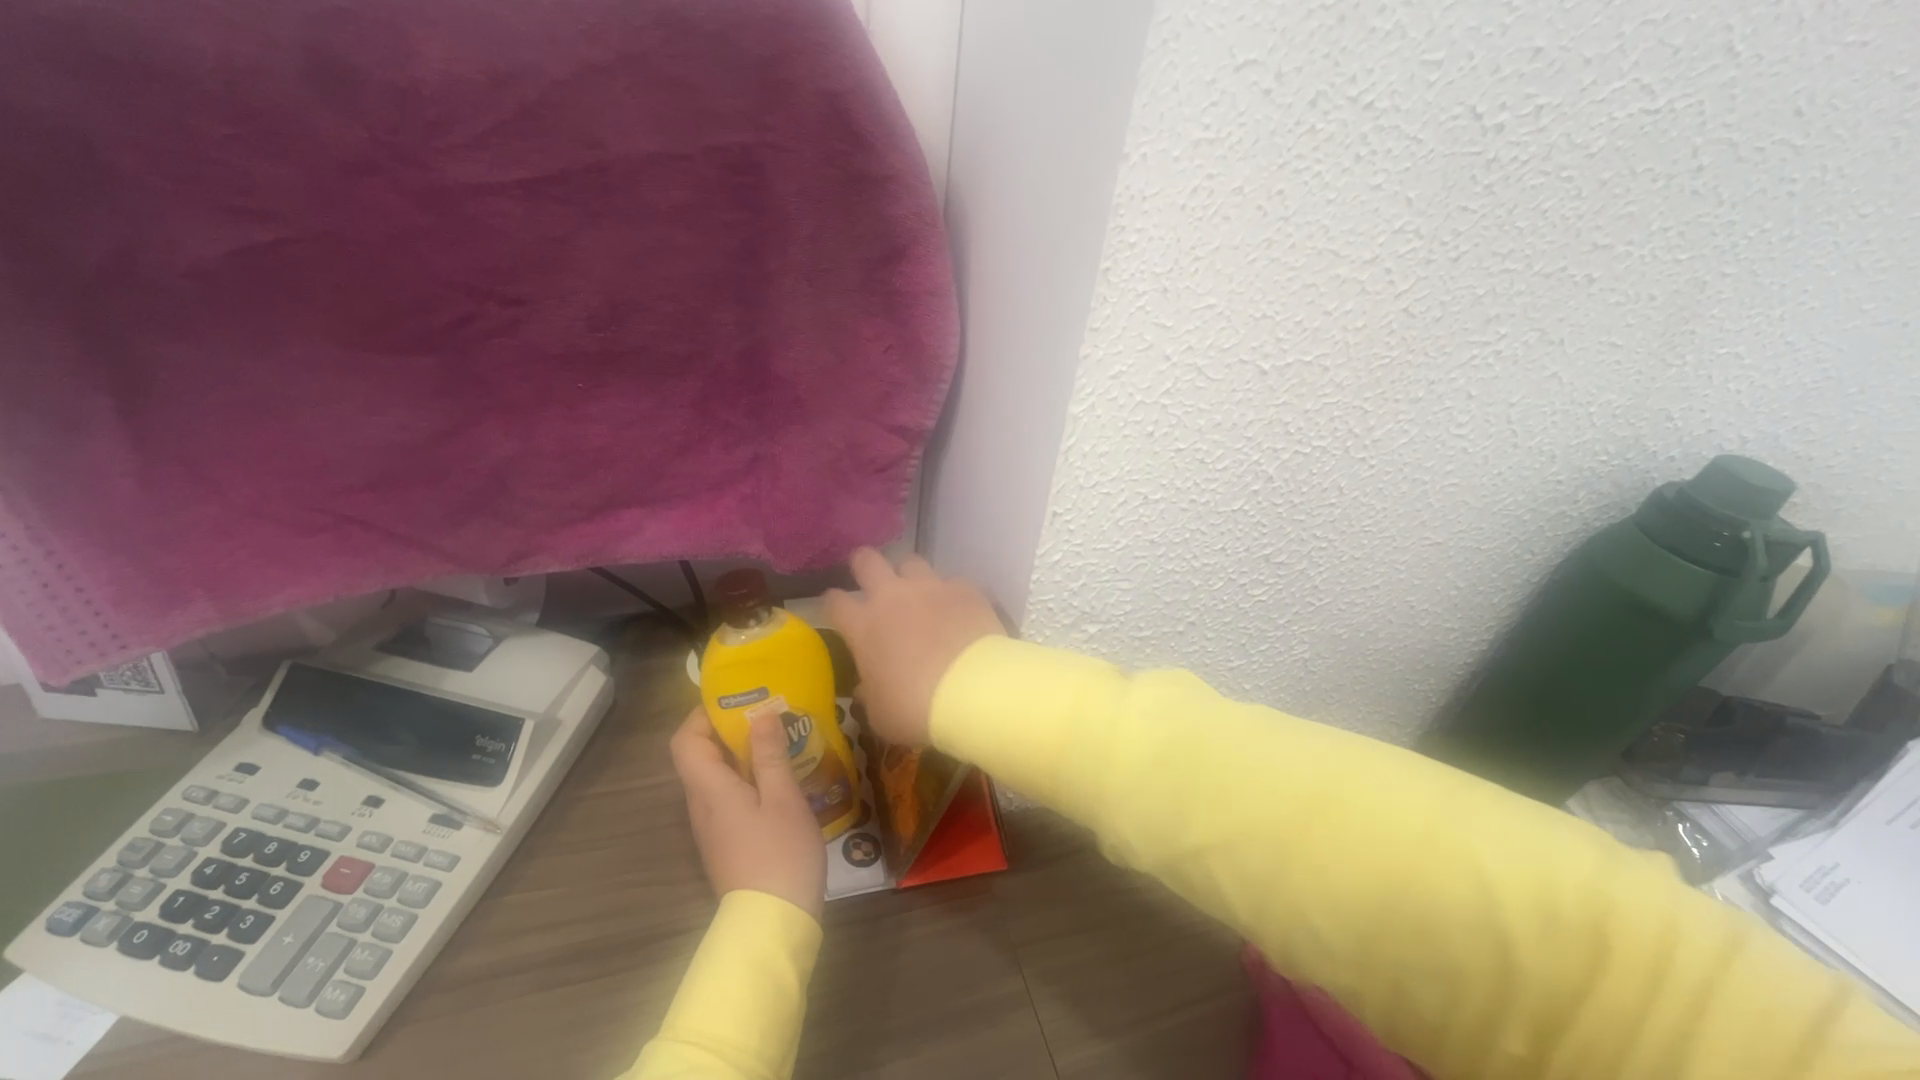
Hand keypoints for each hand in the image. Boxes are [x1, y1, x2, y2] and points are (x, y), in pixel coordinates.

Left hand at [670, 707, 825, 918]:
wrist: (773, 922)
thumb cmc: (779, 854)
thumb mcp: (783, 799)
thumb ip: (769, 756)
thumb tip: (761, 715)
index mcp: (709, 789)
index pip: (685, 741)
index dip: (702, 716)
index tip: (736, 701)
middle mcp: (701, 805)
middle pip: (699, 757)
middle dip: (728, 731)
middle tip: (768, 718)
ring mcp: (712, 828)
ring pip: (715, 779)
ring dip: (741, 756)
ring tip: (779, 744)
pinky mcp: (726, 843)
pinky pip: (728, 799)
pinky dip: (747, 781)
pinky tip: (780, 782)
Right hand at [824, 548, 1006, 746]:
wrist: (973, 692)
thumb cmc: (916, 709)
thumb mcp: (880, 714)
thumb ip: (870, 694)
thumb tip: (866, 688)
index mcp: (863, 627)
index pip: (835, 602)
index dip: (833, 603)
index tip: (836, 609)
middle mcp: (893, 597)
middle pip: (868, 561)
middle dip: (863, 564)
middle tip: (867, 574)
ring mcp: (931, 588)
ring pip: (911, 562)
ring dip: (909, 575)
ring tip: (917, 593)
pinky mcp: (966, 590)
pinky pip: (952, 582)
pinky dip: (951, 594)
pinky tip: (958, 611)